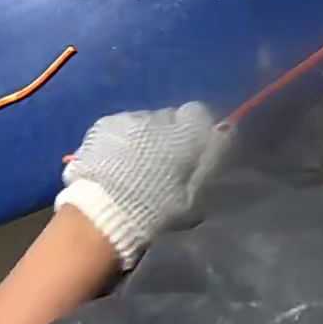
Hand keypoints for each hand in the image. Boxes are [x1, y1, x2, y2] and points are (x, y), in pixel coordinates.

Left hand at [56, 103, 222, 268]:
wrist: (103, 209)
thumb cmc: (154, 209)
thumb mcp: (193, 195)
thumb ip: (207, 163)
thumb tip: (220, 137)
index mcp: (185, 133)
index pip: (198, 114)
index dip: (195, 132)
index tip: (191, 150)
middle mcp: (157, 117)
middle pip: (168, 118)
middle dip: (167, 135)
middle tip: (161, 162)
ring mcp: (126, 118)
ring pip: (142, 122)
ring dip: (142, 137)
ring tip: (133, 164)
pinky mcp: (102, 124)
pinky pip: (118, 127)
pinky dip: (120, 139)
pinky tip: (114, 161)